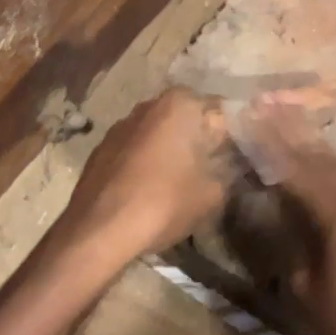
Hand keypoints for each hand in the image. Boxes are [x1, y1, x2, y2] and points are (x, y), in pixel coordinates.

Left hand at [49, 88, 229, 263]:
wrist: (99, 230)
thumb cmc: (164, 203)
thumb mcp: (212, 193)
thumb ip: (226, 171)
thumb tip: (227, 166)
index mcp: (179, 104)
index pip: (219, 110)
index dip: (231, 133)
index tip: (236, 155)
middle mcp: (147, 105)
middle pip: (184, 117)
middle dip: (198, 136)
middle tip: (211, 166)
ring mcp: (119, 126)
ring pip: (156, 132)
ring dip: (168, 148)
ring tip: (178, 179)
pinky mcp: (100, 149)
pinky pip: (133, 149)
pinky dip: (143, 161)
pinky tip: (147, 188)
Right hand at [241, 97, 335, 334]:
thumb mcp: (303, 283)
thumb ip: (291, 236)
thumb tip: (280, 207)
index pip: (296, 169)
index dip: (269, 143)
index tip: (248, 117)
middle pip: (321, 158)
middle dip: (290, 132)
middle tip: (265, 104)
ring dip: (311, 148)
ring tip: (285, 120)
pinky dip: (330, 171)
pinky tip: (314, 162)